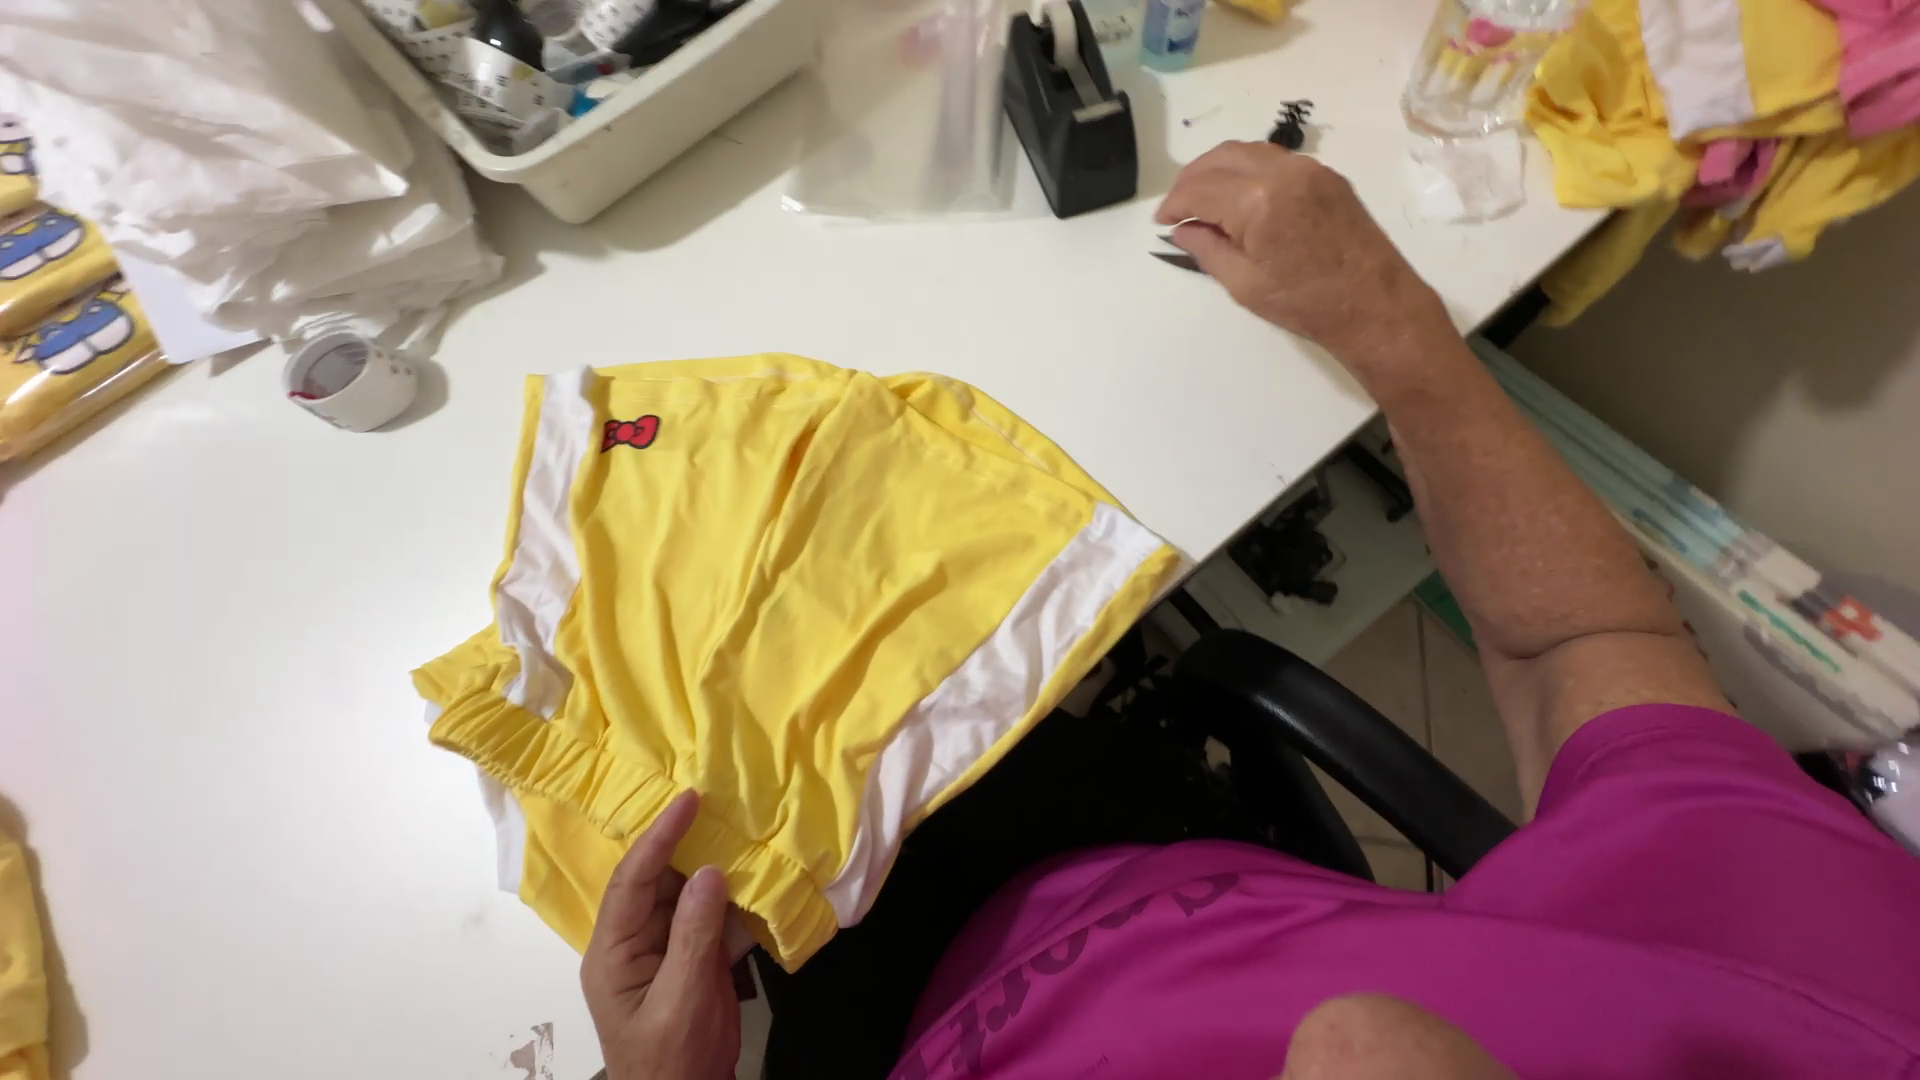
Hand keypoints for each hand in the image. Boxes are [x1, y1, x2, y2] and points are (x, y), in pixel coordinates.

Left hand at [582, 790, 740, 1079]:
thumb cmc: (669, 1061)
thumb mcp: (679, 1000)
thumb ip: (694, 934)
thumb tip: (710, 870)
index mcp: (615, 950)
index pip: (633, 880)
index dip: (659, 836)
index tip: (689, 800)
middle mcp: (639, 939)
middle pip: (664, 878)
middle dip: (691, 841)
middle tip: (722, 802)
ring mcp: (671, 946)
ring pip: (695, 892)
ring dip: (722, 865)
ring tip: (748, 828)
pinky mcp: (700, 956)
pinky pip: (720, 915)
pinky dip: (742, 898)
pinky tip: (766, 877)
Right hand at [1155, 142, 1448, 355]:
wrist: (1371, 302)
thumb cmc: (1304, 302)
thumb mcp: (1243, 284)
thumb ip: (1208, 250)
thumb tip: (1183, 231)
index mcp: (1258, 202)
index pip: (1200, 190)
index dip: (1175, 204)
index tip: (1161, 222)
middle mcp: (1282, 173)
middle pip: (1221, 158)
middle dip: (1191, 180)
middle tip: (1176, 208)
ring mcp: (1307, 169)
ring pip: (1247, 151)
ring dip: (1217, 170)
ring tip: (1202, 201)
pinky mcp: (1324, 175)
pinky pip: (1273, 159)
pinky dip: (1245, 170)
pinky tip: (1237, 197)